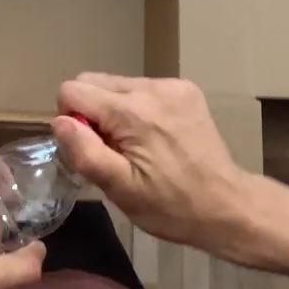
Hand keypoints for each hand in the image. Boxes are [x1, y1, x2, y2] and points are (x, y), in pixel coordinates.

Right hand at [52, 74, 260, 252]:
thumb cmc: (171, 206)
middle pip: (93, 81)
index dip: (71, 120)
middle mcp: (151, 88)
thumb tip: (59, 121)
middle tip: (112, 150)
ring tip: (135, 146)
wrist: (230, 207)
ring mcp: (171, 85)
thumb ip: (86, 153)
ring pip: (117, 83)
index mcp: (131, 112)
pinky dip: (137, 107)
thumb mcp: (121, 191)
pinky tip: (154, 136)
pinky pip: (142, 87)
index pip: (72, 89)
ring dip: (114, 110)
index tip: (91, 148)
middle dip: (91, 112)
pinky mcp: (185, 89)